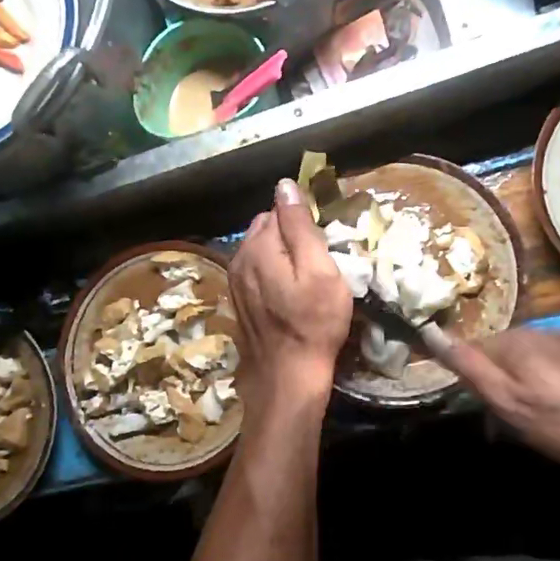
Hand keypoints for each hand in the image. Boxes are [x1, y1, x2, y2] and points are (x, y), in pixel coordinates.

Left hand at [230, 178, 351, 403]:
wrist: (287, 375)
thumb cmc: (312, 322)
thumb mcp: (318, 269)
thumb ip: (299, 225)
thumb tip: (285, 185)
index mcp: (257, 245)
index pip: (279, 209)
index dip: (304, 219)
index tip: (324, 239)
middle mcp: (239, 257)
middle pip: (267, 228)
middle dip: (291, 234)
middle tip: (319, 259)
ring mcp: (235, 280)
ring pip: (261, 250)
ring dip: (282, 255)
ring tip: (306, 277)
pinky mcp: (239, 300)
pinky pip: (257, 271)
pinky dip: (274, 273)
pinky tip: (290, 292)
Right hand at [442, 328, 559, 496]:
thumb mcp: (511, 402)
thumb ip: (470, 368)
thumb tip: (430, 332)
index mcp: (515, 340)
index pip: (469, 350)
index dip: (466, 381)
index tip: (477, 411)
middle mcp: (540, 333)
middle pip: (498, 357)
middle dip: (495, 387)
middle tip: (504, 427)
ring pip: (525, 365)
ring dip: (520, 392)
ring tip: (533, 427)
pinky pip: (551, 372)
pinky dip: (546, 392)